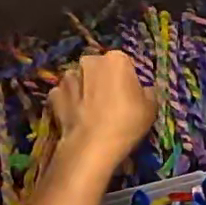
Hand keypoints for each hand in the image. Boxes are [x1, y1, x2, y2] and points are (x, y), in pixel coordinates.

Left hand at [49, 50, 154, 172]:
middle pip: (99, 69)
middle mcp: (90, 61)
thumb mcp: (151, 107)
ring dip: (85, 90)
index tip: (131, 96)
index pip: (124, 64)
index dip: (128, 80)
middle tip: (112, 103)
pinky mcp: (53, 95)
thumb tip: (143, 91)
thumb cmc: (127, 122)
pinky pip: (65, 95)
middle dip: (103, 81)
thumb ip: (147, 92)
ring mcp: (68, 77)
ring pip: (80, 80)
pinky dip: (70, 102)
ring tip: (93, 112)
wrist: (92, 145)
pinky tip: (78, 117)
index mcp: (116, 59)